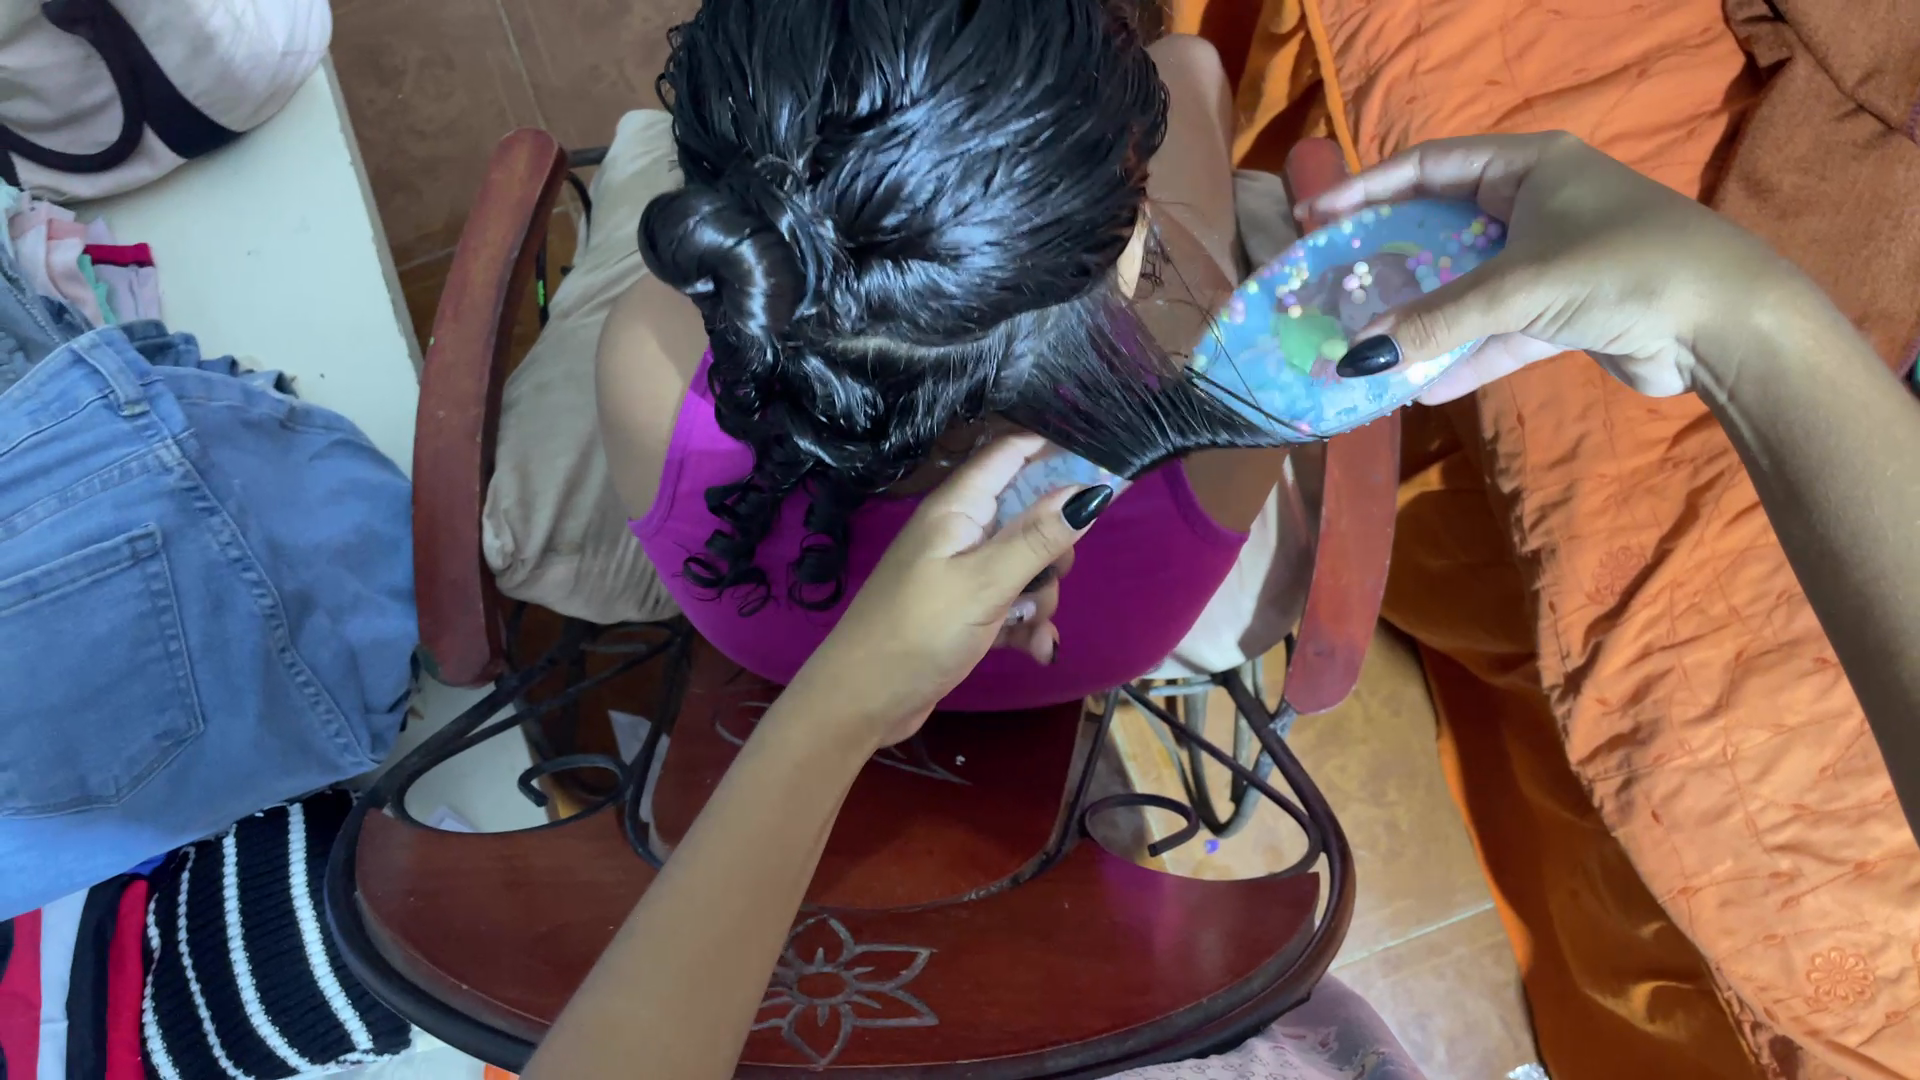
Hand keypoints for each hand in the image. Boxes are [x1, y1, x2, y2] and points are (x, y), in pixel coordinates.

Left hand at [785, 435, 1112, 748]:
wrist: (862, 702)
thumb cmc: (920, 631)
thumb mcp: (986, 582)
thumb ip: (1038, 536)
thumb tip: (1091, 491)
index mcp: (958, 508)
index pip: (1010, 453)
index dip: (1055, 450)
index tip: (1102, 468)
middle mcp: (961, 532)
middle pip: (1028, 515)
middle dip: (1053, 547)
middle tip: (1051, 574)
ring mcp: (962, 573)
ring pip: (1026, 566)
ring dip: (1039, 596)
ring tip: (1028, 626)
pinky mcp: (965, 611)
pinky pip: (1011, 605)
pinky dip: (1025, 625)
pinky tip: (1034, 651)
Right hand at [1298, 132, 1807, 401]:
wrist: (1727, 328)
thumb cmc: (1625, 269)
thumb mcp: (1517, 288)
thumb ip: (1431, 321)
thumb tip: (1353, 360)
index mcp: (1526, 167)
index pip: (1426, 166)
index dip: (1365, 190)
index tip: (1315, 220)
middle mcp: (1527, 207)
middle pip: (1432, 228)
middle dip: (1381, 261)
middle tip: (1328, 284)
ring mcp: (1537, 262)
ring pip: (1454, 286)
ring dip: (1412, 319)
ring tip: (1360, 342)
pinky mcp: (1548, 313)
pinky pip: (1483, 333)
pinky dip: (1452, 359)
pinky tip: (1415, 387)